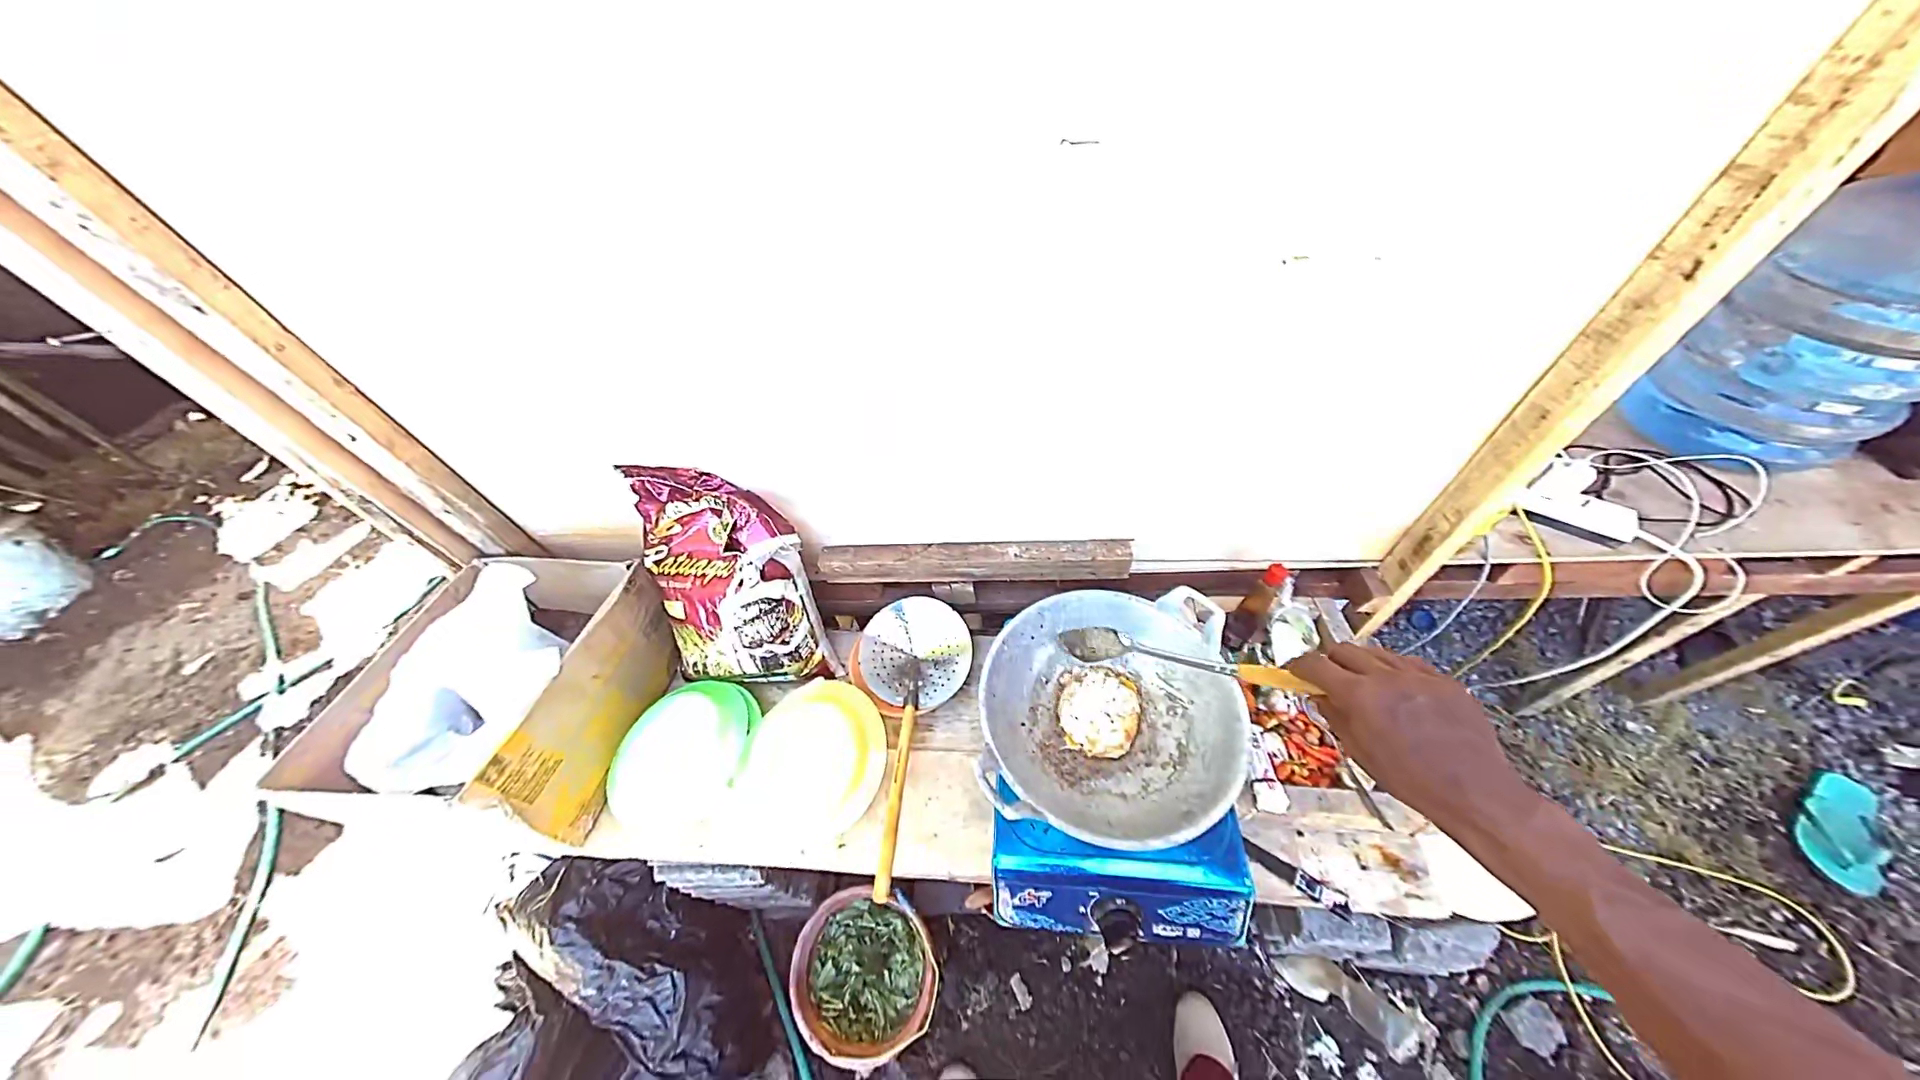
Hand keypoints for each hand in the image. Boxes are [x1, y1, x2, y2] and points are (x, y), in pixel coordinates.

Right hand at [1287, 644, 1534, 832]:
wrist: (1474, 790)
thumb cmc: (1409, 778)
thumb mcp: (1359, 751)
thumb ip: (1335, 716)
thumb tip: (1319, 696)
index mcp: (1359, 695)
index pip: (1316, 664)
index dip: (1300, 666)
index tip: (1295, 671)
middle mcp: (1386, 676)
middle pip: (1345, 649)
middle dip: (1330, 660)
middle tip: (1329, 678)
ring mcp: (1419, 675)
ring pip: (1376, 652)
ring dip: (1362, 664)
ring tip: (1365, 685)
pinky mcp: (1445, 680)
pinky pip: (1409, 663)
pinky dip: (1394, 671)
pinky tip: (1398, 690)